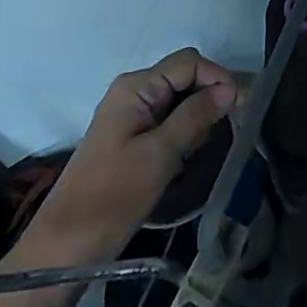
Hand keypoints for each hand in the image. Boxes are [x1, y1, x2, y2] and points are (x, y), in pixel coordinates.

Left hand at [0, 48, 237, 306]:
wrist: (67, 245)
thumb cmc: (114, 195)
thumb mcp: (161, 153)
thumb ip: (195, 116)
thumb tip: (230, 88)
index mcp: (137, 86)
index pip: (189, 62)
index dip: (217, 78)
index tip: (240, 107)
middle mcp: (134, 90)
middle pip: (185, 77)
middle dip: (208, 99)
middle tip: (225, 131)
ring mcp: (131, 114)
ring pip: (180, 100)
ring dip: (197, 119)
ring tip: (202, 150)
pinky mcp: (132, 136)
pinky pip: (169, 120)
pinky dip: (184, 133)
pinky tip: (187, 157)